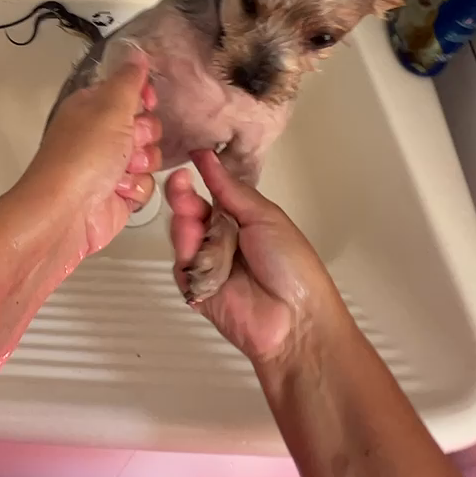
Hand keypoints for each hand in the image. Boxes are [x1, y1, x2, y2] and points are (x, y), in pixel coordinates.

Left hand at [16, 48, 160, 257]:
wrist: (64, 215)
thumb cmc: (82, 157)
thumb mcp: (109, 107)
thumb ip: (128, 80)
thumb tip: (136, 54)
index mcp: (92, 107)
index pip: (128, 91)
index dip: (142, 98)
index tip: (145, 104)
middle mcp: (100, 134)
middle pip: (145, 125)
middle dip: (144, 136)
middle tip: (127, 143)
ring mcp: (109, 166)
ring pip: (150, 156)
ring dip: (141, 165)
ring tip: (120, 172)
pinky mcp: (118, 194)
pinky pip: (145, 186)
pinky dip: (135, 190)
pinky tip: (119, 193)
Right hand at [167, 151, 339, 364]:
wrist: (295, 320)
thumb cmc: (290, 264)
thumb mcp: (264, 216)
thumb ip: (229, 189)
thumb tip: (207, 156)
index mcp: (240, 219)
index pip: (210, 193)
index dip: (198, 178)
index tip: (188, 160)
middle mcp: (220, 238)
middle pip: (189, 211)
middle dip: (183, 197)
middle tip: (180, 184)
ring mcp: (206, 262)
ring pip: (181, 234)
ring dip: (185, 223)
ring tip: (193, 220)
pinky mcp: (194, 287)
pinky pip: (180, 264)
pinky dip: (187, 256)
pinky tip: (197, 253)